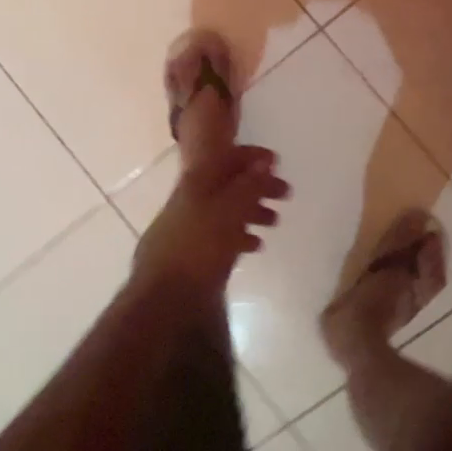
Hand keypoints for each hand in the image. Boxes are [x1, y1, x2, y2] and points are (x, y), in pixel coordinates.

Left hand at [133, 145, 289, 293]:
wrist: (165, 295)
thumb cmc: (199, 246)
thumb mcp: (228, 212)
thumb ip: (247, 186)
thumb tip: (264, 161)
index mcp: (197, 181)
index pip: (227, 157)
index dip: (252, 156)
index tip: (278, 162)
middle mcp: (192, 198)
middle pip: (229, 184)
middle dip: (258, 186)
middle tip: (286, 195)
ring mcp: (191, 225)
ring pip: (226, 209)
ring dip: (252, 210)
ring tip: (275, 222)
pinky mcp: (193, 251)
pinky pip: (220, 234)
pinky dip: (239, 235)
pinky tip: (255, 245)